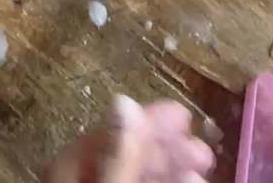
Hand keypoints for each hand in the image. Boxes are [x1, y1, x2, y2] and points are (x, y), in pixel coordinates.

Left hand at [42, 95, 215, 182]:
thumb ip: (119, 151)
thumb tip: (124, 99)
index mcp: (69, 163)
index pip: (117, 126)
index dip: (154, 120)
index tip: (187, 116)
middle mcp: (75, 172)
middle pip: (128, 147)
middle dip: (168, 145)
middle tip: (203, 150)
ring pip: (131, 167)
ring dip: (167, 165)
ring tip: (200, 171)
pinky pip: (126, 181)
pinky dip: (155, 180)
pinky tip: (182, 182)